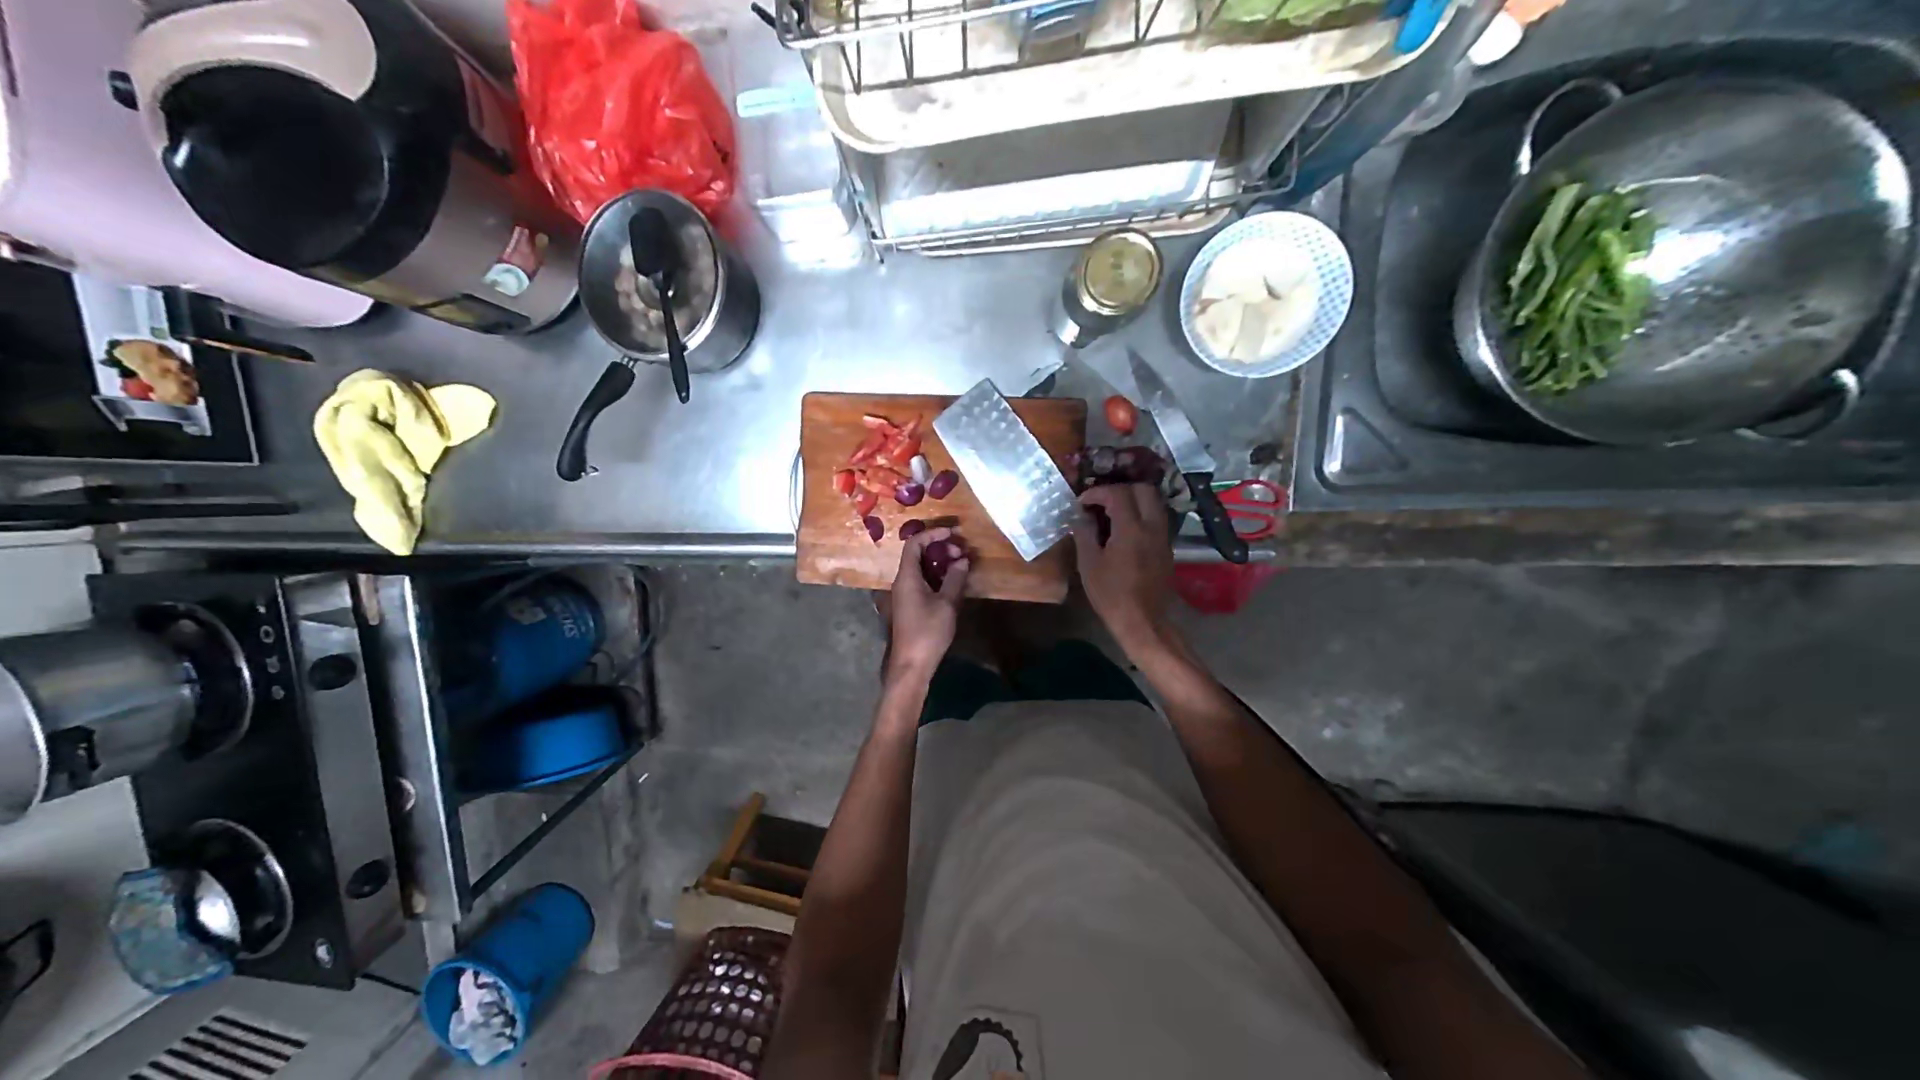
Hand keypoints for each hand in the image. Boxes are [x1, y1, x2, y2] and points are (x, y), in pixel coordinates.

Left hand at [885, 527, 970, 683]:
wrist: (911, 664)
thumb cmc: (928, 632)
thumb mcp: (947, 604)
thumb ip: (955, 579)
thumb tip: (962, 560)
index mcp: (907, 577)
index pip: (914, 543)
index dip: (932, 534)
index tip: (952, 533)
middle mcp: (902, 581)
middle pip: (917, 554)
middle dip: (939, 548)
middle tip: (961, 553)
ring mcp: (904, 594)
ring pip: (920, 568)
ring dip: (939, 562)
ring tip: (960, 564)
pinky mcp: (909, 605)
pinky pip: (922, 581)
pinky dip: (936, 575)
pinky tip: (952, 581)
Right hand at [1073, 484, 1173, 654]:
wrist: (1143, 621)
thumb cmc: (1111, 594)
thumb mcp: (1088, 564)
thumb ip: (1084, 533)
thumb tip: (1081, 516)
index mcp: (1131, 529)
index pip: (1118, 494)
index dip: (1097, 493)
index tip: (1082, 503)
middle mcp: (1152, 526)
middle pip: (1143, 489)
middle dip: (1120, 489)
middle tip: (1101, 502)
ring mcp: (1163, 536)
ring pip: (1154, 502)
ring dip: (1133, 500)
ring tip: (1112, 513)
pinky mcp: (1166, 547)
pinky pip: (1156, 518)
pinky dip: (1141, 514)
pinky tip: (1124, 529)